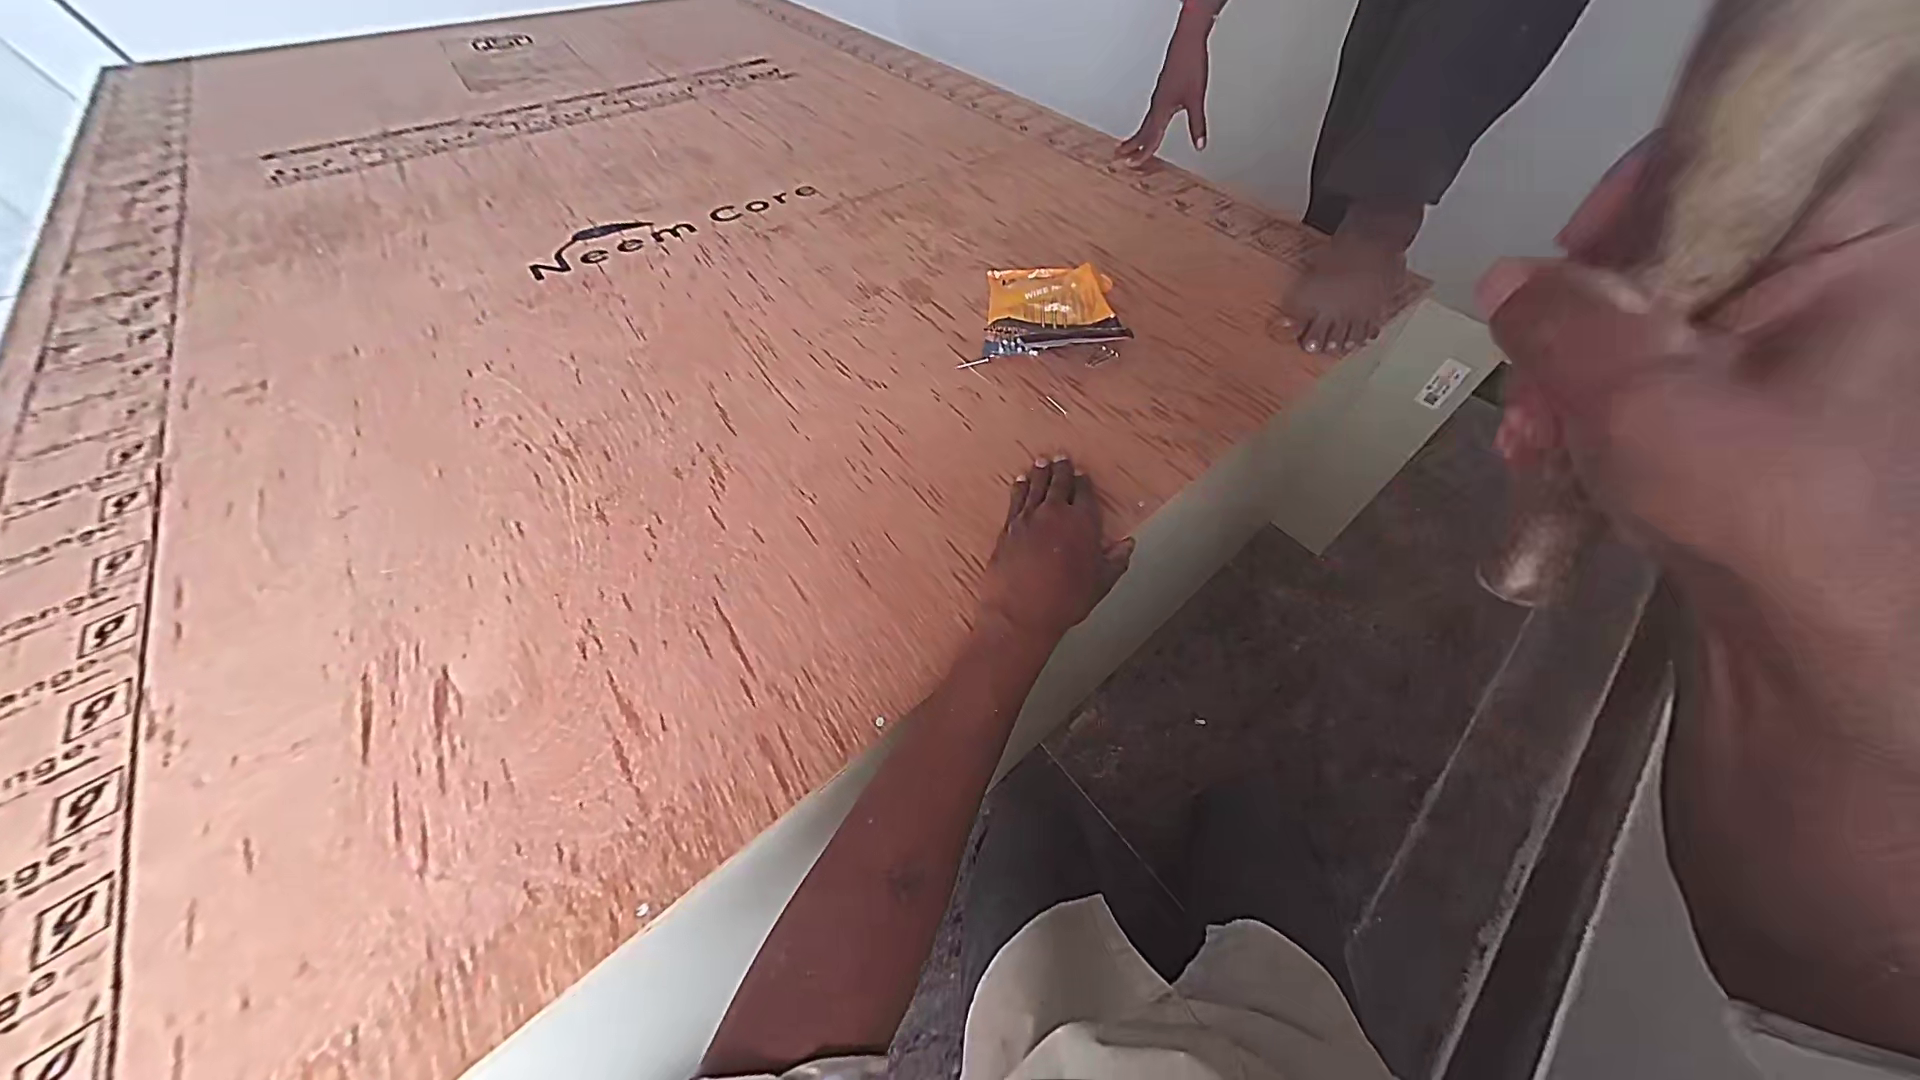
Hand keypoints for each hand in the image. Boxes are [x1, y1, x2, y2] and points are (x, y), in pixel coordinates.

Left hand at [978, 456, 1133, 641]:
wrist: (1020, 612)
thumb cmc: (1065, 601)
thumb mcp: (1099, 584)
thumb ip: (1114, 561)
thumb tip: (1127, 545)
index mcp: (1083, 523)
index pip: (1085, 494)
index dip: (1084, 482)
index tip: (1083, 474)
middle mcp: (1056, 514)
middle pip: (1060, 484)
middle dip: (1062, 470)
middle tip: (1062, 457)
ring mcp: (1029, 519)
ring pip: (1036, 487)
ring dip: (1040, 473)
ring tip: (1041, 462)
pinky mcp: (1008, 528)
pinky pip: (1016, 501)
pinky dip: (1019, 489)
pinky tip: (1019, 482)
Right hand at [1116, 15, 1210, 167]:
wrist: (1188, 40)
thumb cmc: (1190, 64)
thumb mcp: (1196, 98)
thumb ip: (1197, 124)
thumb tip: (1199, 145)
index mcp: (1162, 110)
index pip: (1150, 139)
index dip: (1143, 154)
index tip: (1133, 165)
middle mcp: (1157, 105)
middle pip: (1142, 132)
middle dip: (1131, 146)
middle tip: (1119, 156)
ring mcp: (1158, 98)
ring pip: (1145, 122)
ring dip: (1137, 136)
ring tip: (1130, 144)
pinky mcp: (1162, 91)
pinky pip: (1151, 113)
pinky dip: (1146, 124)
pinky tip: (1150, 124)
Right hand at [1478, 110, 1919, 658]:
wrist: (1812, 615)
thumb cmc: (1758, 497)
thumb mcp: (1640, 399)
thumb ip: (1562, 328)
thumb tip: (1497, 279)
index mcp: (1857, 246)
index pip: (1752, 150)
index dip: (1649, 184)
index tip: (1572, 253)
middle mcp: (1826, 275)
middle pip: (1669, 243)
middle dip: (1573, 315)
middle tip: (1533, 380)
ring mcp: (1777, 337)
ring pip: (1635, 313)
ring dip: (1561, 372)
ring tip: (1531, 438)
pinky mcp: (1735, 387)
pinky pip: (1635, 363)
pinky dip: (1580, 401)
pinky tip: (1550, 446)